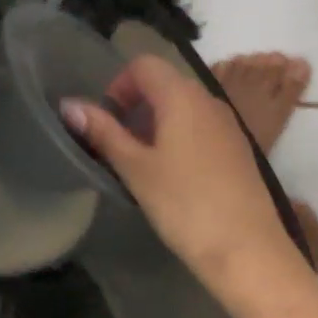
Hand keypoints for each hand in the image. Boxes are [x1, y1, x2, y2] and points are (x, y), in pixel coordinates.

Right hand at [61, 56, 298, 284]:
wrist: (247, 250)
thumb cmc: (186, 207)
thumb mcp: (137, 171)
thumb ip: (105, 135)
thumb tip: (70, 106)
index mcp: (182, 96)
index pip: (143, 66)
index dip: (118, 87)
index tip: (105, 123)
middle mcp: (210, 103)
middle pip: (167, 89)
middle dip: (139, 112)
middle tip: (121, 152)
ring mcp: (231, 130)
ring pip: (187, 115)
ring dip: (161, 133)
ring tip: (147, 173)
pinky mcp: (242, 158)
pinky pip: (205, 138)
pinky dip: (185, 149)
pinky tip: (178, 186)